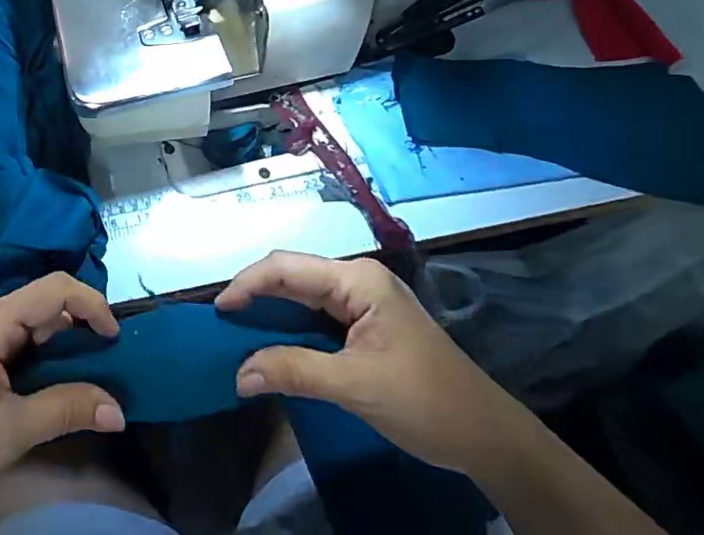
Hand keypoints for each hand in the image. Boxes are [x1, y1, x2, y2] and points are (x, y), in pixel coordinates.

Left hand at [0, 273, 126, 534]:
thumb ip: (69, 409)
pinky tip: (63, 377)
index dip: (92, 304)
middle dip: (81, 326)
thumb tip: (120, 410)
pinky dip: (46, 356)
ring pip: (35, 323)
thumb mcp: (13, 431)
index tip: (117, 338)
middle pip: (45, 303)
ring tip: (96, 370)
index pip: (54, 290)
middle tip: (112, 359)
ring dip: (66, 344)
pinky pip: (20, 340)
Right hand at [215, 250, 531, 474]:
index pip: (287, 267)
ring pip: (302, 295)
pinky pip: (316, 314)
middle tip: (222, 324)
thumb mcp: (355, 386)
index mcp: (357, 279)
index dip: (248, 284)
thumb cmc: (425, 401)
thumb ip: (294, 371)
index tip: (218, 311)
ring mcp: (362, 300)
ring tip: (237, 333)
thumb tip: (239, 374)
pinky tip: (271, 343)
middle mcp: (356, 280)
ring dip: (270, 312)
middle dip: (255, 295)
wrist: (486, 435)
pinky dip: (289, 327)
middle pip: (292, 275)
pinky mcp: (364, 323)